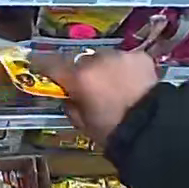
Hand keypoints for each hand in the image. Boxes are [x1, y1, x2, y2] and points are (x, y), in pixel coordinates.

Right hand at [32, 48, 159, 145]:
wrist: (154, 128)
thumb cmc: (112, 131)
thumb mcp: (82, 122)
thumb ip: (69, 104)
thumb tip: (67, 94)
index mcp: (78, 77)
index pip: (50, 63)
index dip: (40, 63)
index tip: (34, 63)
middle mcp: (96, 60)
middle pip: (79, 60)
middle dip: (80, 70)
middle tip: (86, 85)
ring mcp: (119, 56)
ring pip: (103, 58)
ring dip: (103, 68)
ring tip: (112, 85)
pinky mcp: (139, 56)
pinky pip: (124, 60)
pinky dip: (124, 68)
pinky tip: (130, 82)